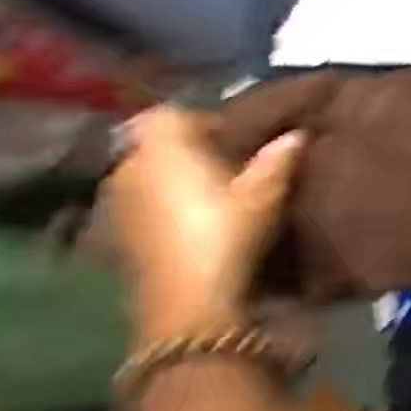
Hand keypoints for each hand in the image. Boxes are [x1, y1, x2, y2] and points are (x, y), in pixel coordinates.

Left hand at [107, 106, 303, 344]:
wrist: (187, 295)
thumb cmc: (227, 233)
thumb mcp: (264, 195)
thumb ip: (276, 161)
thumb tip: (295, 134)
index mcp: (164, 149)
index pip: (169, 114)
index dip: (200, 120)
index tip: (233, 139)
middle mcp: (130, 165)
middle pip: (154, 142)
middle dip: (186, 150)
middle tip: (227, 167)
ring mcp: (116, 197)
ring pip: (146, 171)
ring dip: (173, 177)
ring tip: (210, 196)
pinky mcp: (114, 227)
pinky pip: (140, 198)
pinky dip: (161, 202)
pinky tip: (189, 222)